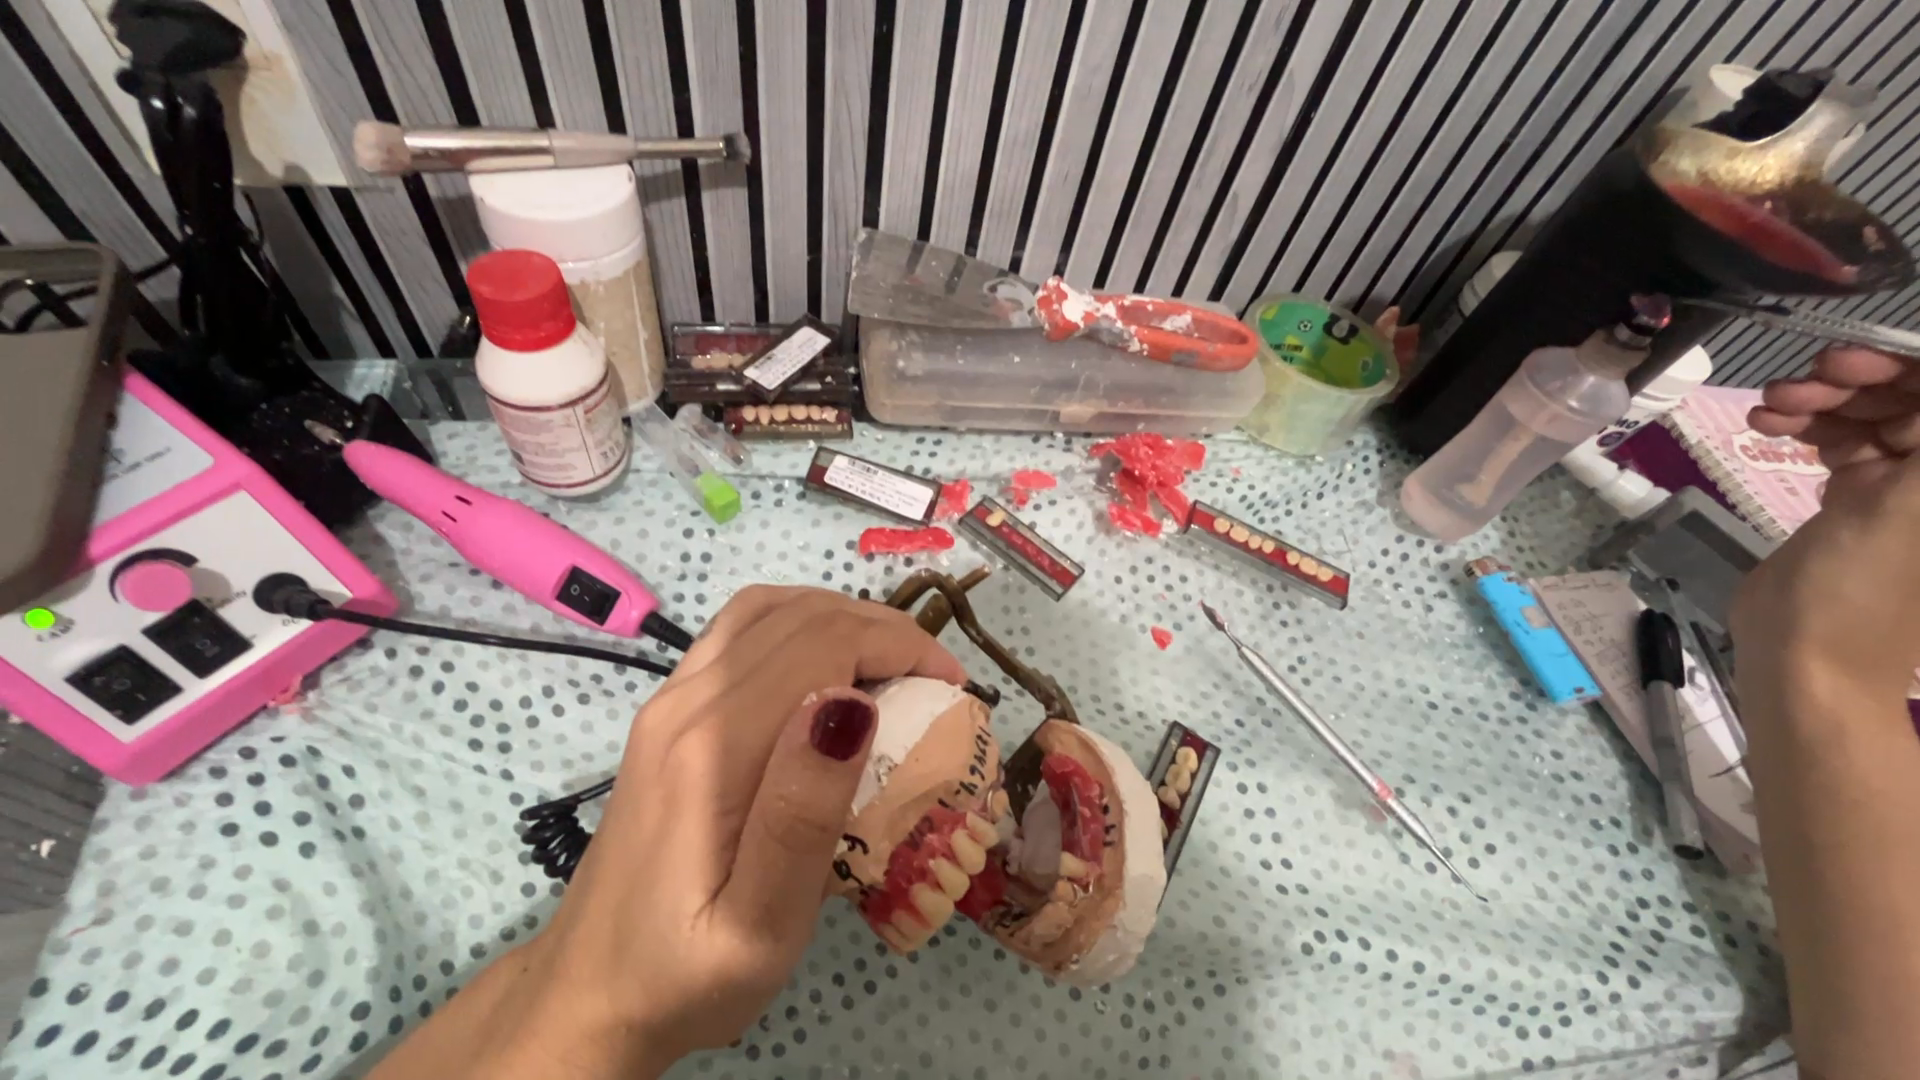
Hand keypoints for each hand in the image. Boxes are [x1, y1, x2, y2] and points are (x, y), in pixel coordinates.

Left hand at [532, 587, 964, 1071]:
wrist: (591, 990)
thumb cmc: (690, 971)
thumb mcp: (761, 924)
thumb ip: (803, 813)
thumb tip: (850, 702)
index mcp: (714, 745)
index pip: (824, 641)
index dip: (899, 644)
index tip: (952, 686)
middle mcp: (686, 701)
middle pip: (801, 614)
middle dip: (884, 628)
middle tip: (936, 680)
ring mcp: (670, 699)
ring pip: (769, 609)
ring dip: (843, 618)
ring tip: (892, 666)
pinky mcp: (669, 711)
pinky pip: (743, 632)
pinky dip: (802, 625)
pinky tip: (829, 670)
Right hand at [1734, 347, 1919, 708]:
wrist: (1806, 652)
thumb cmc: (1865, 587)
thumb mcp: (1910, 504)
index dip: (1905, 370)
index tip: (1842, 362)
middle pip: (1918, 402)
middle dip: (1858, 382)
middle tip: (1794, 383)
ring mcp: (1907, 488)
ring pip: (1875, 417)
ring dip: (1823, 402)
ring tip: (1771, 405)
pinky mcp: (1857, 499)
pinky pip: (1841, 444)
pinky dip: (1806, 428)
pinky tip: (1769, 424)